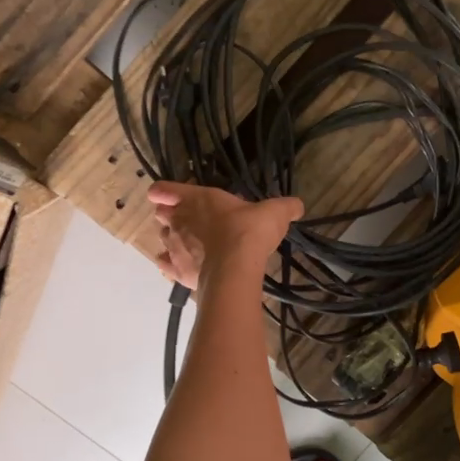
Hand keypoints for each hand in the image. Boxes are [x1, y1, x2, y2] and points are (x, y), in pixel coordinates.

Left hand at [147, 182, 302, 296]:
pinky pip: (164, 265)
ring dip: (172, 240)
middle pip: (161, 215)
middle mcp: (179, 220)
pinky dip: (169, 264)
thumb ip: (285, 206)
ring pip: (162, 239)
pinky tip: (181, 267)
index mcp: (197, 198)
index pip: (164, 189)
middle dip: (172, 216)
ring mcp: (174, 246)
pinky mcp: (176, 271)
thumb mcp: (275, 212)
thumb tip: (297, 205)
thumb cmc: (250, 231)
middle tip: (191, 222)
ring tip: (190, 246)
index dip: (164, 192)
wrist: (235, 269)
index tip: (169, 197)